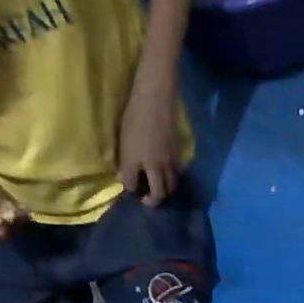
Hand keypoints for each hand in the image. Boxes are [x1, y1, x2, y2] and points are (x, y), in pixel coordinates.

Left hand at [117, 76, 180, 206]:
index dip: (133, 192)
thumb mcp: (124, 143)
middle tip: (147, 199)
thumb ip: (126, 164)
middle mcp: (160, 169)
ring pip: (172, 186)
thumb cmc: (135, 119)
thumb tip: (126, 179)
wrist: (156, 102)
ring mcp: (172, 163)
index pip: (137, 188)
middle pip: (161, 193)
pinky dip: (173, 180)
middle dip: (154, 200)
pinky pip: (177, 175)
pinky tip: (167, 175)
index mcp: (144, 166)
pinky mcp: (179, 155)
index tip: (130, 191)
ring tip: (158, 188)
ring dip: (166, 191)